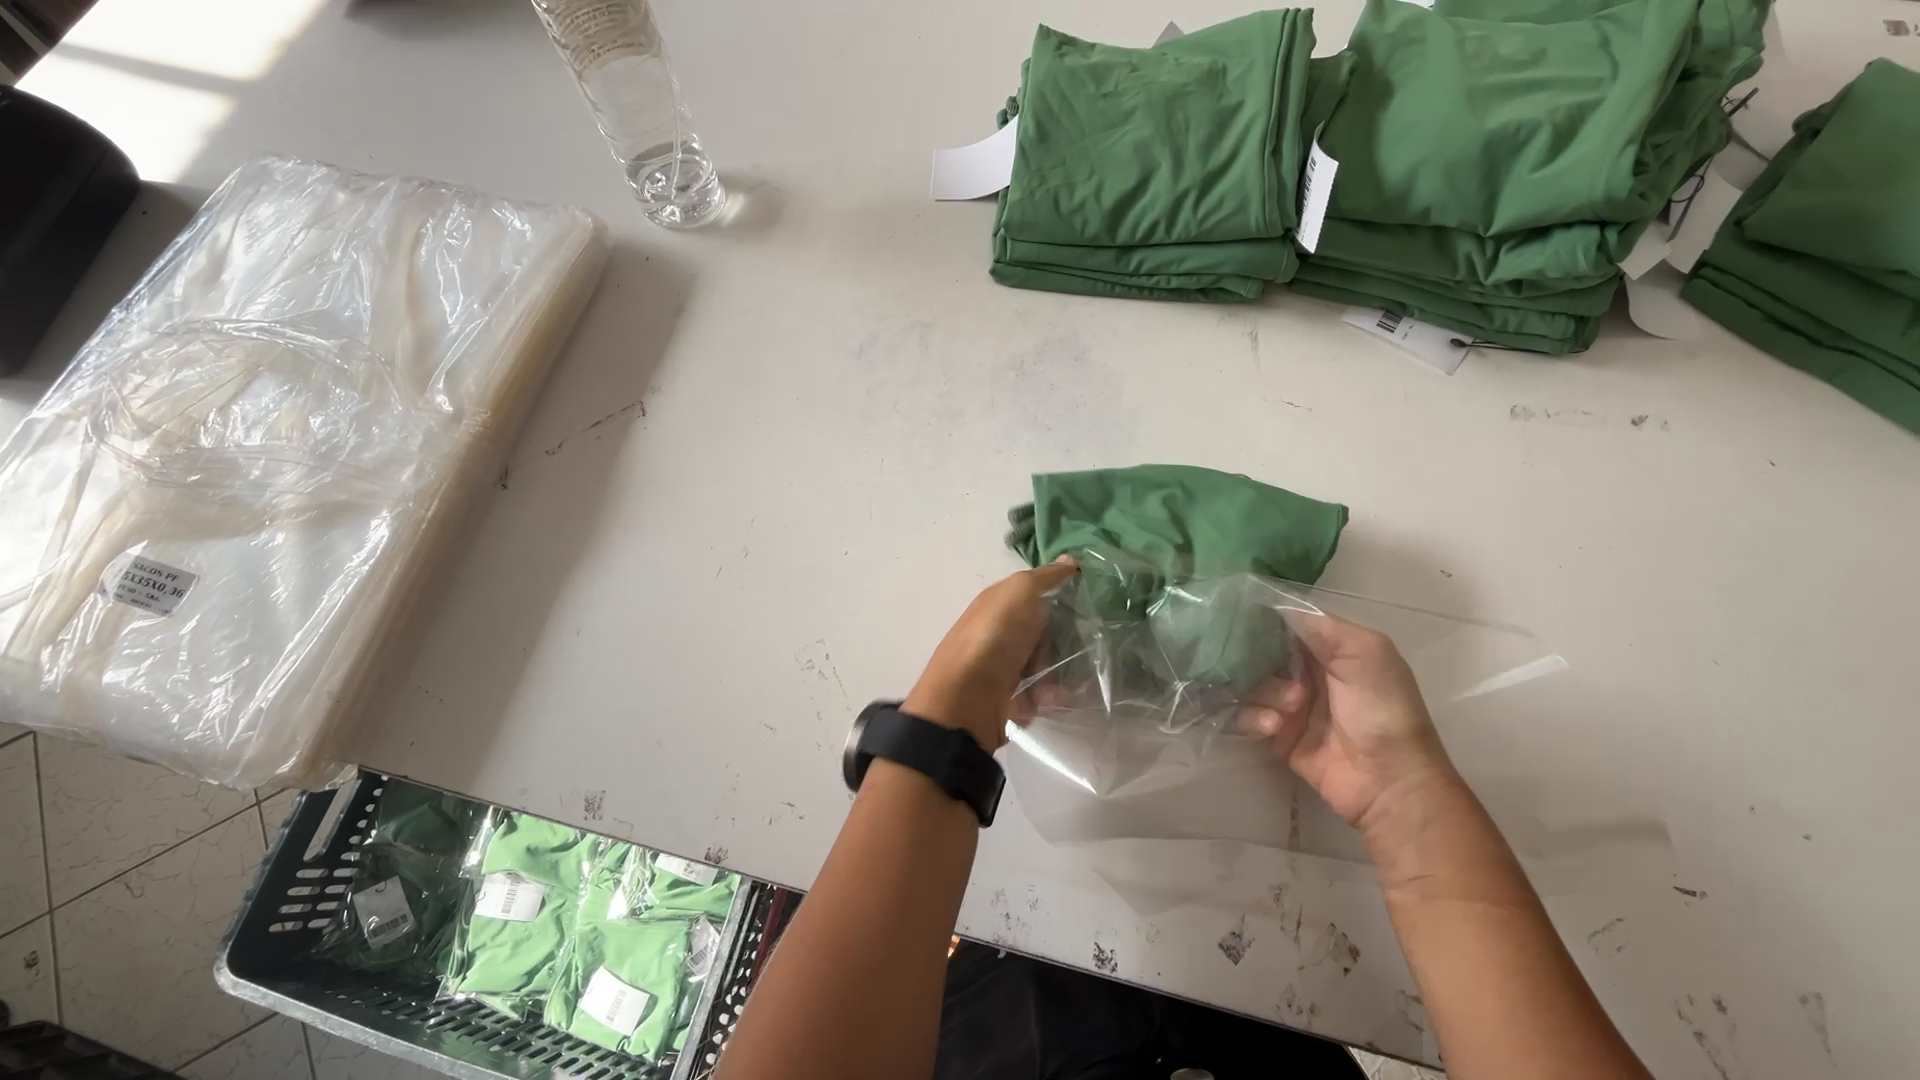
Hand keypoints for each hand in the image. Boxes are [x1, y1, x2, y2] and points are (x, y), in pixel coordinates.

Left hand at [904, 557, 1077, 749]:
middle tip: (1071, 647)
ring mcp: (1003, 667)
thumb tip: (1070, 559)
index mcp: (999, 605)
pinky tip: (1047, 699)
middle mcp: (1000, 634)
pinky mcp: (1010, 699)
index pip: (1038, 596)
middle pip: (1046, 633)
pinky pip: (1040, 695)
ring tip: (1058, 681)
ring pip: (1047, 666)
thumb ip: (1045, 577)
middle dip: (1063, 642)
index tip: (1085, 606)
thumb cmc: (993, 637)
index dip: (1061, 600)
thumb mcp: (1019, 593)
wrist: (964, 699)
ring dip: (1059, 674)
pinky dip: (1048, 697)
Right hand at [1240, 612, 1455, 831]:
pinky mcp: (1276, 734)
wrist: (1390, 782)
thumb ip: (1325, 627)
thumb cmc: (1384, 711)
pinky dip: (1254, 718)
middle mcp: (1306, 671)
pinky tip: (1275, 727)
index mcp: (1330, 648)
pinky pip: (1246, 716)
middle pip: (1260, 652)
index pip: (1286, 623)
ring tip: (1287, 710)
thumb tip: (1278, 606)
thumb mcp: (1368, 654)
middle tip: (1270, 671)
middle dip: (1257, 659)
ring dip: (1264, 693)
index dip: (1263, 618)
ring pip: (1250, 683)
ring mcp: (1289, 703)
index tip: (1238, 614)